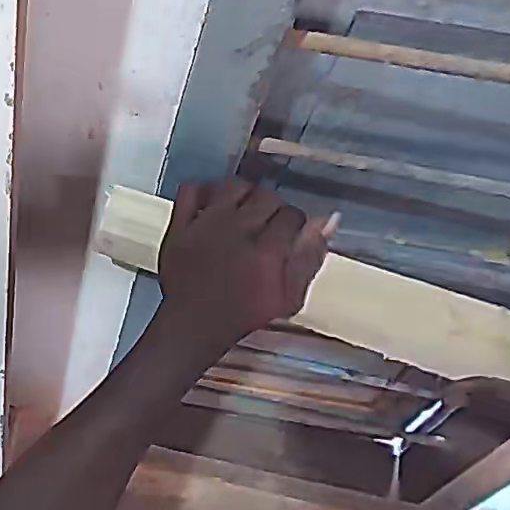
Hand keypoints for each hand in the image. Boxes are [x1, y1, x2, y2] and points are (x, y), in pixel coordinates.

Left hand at [156, 179, 331, 345]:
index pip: (292, 215)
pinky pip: (193, 189)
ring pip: (234, 186)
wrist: (193, 324)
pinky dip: (204, 190)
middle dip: (273, 209)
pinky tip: (213, 204)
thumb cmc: (242, 314)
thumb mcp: (288, 298)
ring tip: (244, 211)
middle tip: (267, 225)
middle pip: (267, 197)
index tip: (288, 234)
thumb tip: (328, 220)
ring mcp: (206, 224)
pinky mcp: (180, 224)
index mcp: (266, 251)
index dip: (294, 224)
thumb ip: (309, 258)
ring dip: (244, 194)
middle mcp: (237, 230)